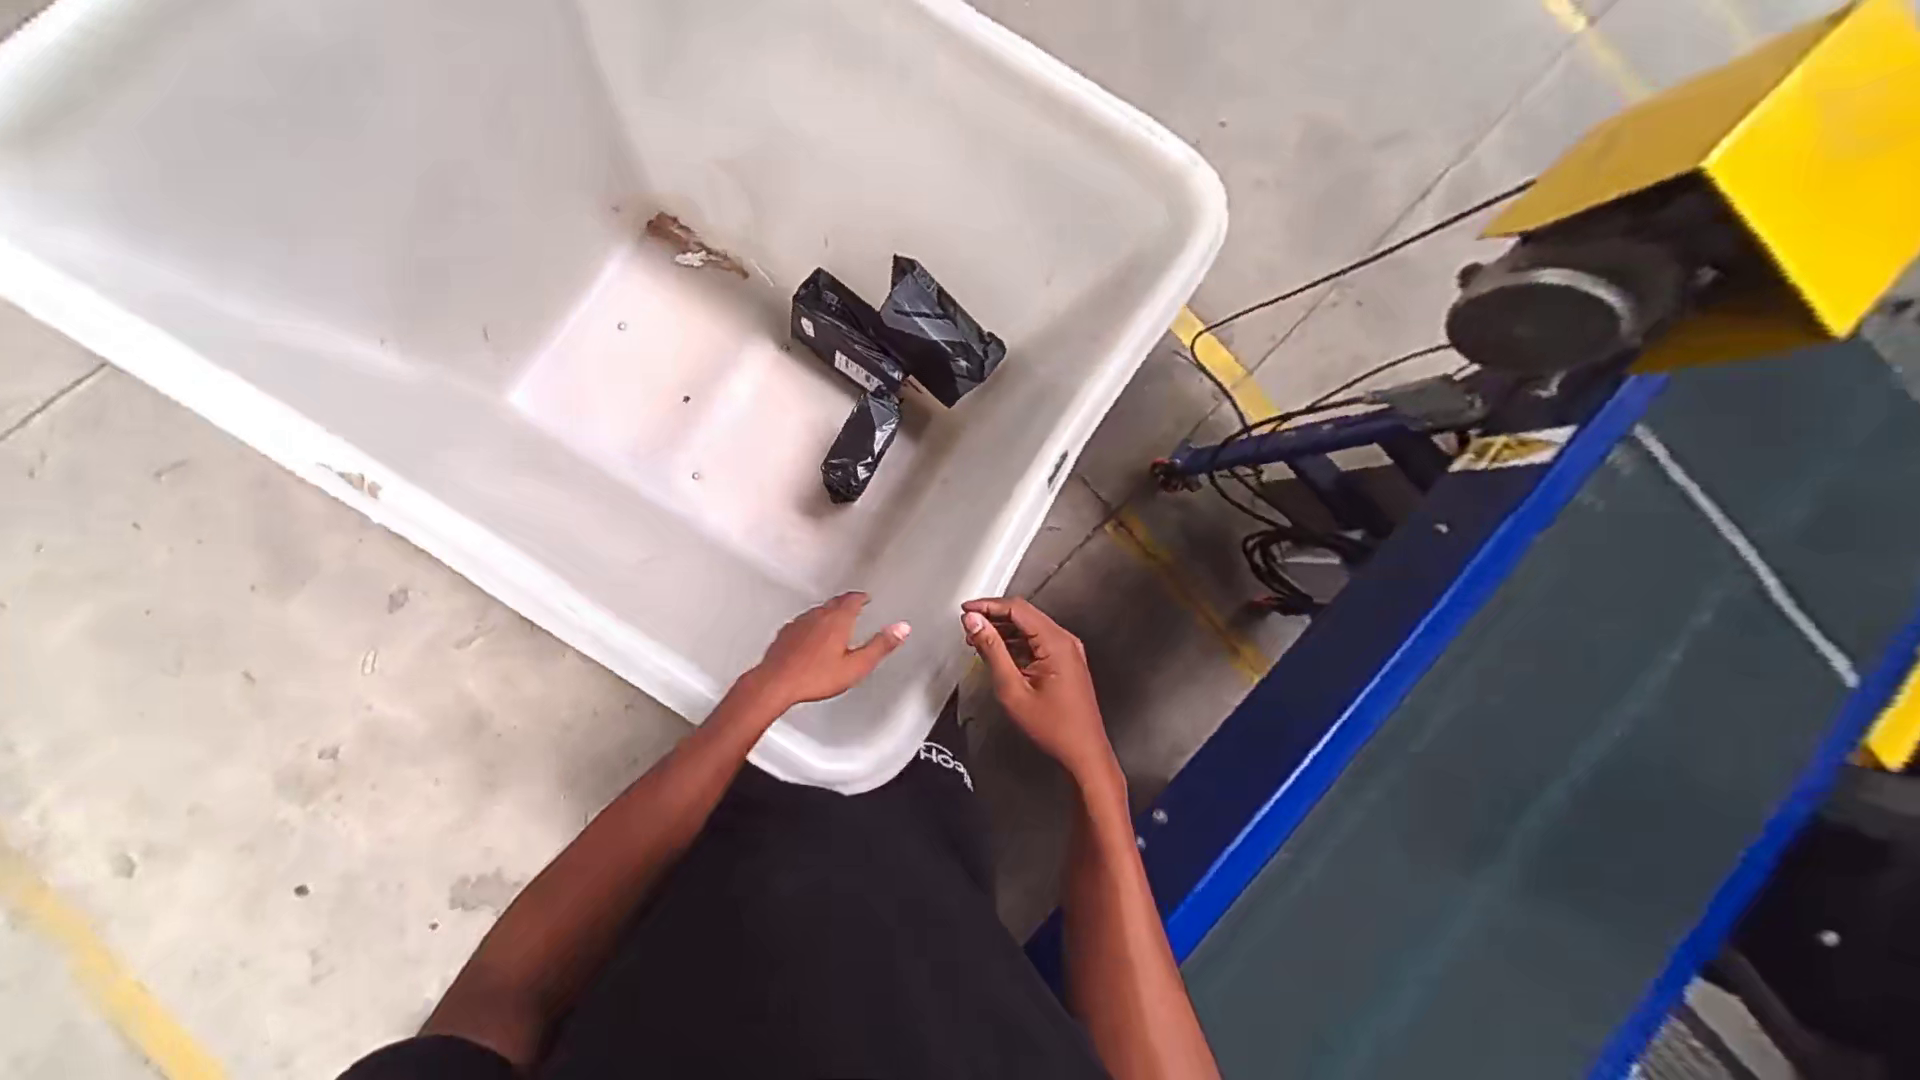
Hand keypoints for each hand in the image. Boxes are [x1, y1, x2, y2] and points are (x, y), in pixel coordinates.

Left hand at [744, 592, 909, 710]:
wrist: (776, 683)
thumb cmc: (814, 677)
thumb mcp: (856, 666)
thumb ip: (881, 646)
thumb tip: (901, 628)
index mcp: (837, 620)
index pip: (852, 599)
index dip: (861, 597)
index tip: (865, 597)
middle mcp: (817, 616)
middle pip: (835, 602)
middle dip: (846, 602)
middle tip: (854, 603)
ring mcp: (799, 623)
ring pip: (818, 611)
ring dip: (829, 612)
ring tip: (835, 619)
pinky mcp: (786, 634)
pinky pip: (803, 622)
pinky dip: (812, 624)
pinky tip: (811, 636)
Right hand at [961, 597, 1114, 784]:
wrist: (1083, 751)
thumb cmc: (1055, 728)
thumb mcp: (1012, 688)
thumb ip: (991, 650)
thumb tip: (975, 623)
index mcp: (1056, 642)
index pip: (1017, 608)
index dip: (988, 605)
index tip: (968, 609)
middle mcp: (1065, 641)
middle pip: (1024, 614)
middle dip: (993, 616)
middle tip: (969, 624)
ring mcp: (1067, 650)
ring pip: (1029, 627)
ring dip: (1003, 630)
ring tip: (979, 640)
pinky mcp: (1065, 660)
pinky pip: (1037, 641)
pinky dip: (1016, 642)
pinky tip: (999, 653)